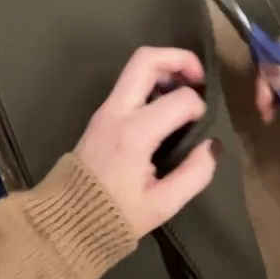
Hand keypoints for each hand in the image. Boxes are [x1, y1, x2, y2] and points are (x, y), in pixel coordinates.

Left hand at [74, 47, 219, 236]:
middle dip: (179, 58)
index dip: (199, 107)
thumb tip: (212, 146)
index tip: (202, 128)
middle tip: (199, 77)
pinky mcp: (101, 113)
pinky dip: (152, 81)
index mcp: (135, 133)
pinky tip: (165, 103)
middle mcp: (117, 111)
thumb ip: (194, 174)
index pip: (180, 99)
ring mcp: (106, 108)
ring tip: (185, 87)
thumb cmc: (117, 214)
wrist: (68, 220)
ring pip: (135, 66)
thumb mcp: (163, 205)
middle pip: (146, 59)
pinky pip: (129, 83)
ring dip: (165, 68)